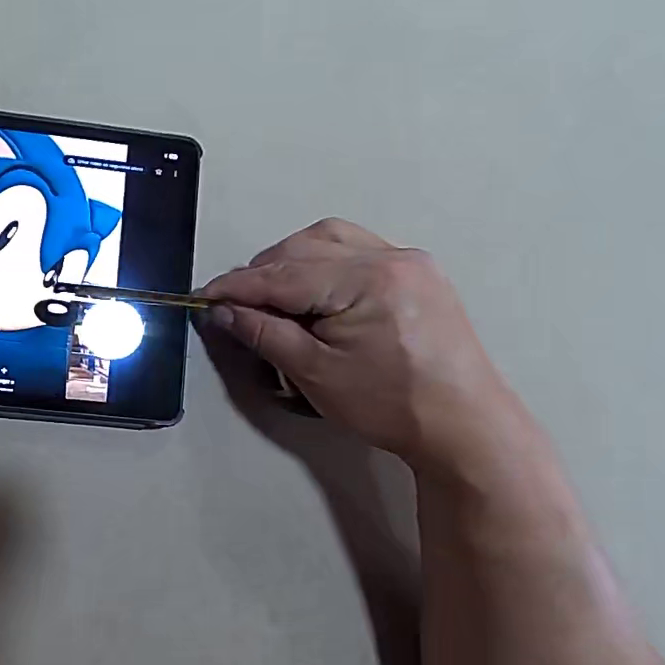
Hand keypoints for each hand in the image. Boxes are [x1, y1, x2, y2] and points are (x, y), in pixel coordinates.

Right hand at [201, 218, 526, 468]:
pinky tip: (308, 287)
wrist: (462, 425)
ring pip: (328, 240)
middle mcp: (390, 257)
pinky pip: (354, 249)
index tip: (202, 297)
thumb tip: (223, 311)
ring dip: (288, 261)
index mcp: (367, 280)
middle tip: (232, 305)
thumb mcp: (314, 373)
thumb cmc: (389, 405)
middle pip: (303, 249)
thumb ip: (264, 333)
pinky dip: (320, 261)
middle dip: (260, 273)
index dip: (236, 286)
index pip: (282, 274)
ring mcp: (407, 261)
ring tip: (267, 294)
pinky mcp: (413, 273)